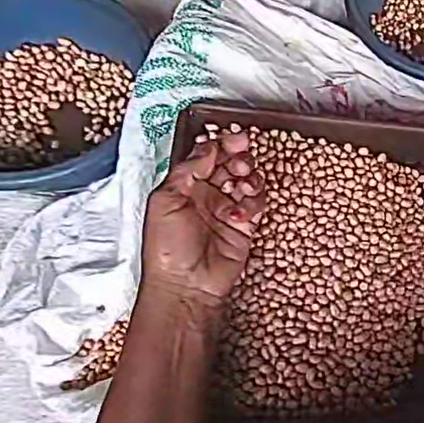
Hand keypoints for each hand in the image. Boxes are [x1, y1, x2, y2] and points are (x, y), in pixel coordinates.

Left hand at [141, 132, 265, 312]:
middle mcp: (207, 195)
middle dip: (239, 158)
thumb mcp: (166, 200)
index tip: (238, 138)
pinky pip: (257, 204)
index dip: (222, 144)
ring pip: (247, 181)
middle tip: (241, 162)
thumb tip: (209, 147)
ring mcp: (227, 210)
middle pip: (230, 165)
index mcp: (185, 185)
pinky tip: (240, 214)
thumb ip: (189, 170)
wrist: (186, 285)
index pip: (207, 156)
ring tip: (242, 186)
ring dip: (249, 178)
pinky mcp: (245, 226)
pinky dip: (253, 204)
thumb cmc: (168, 247)